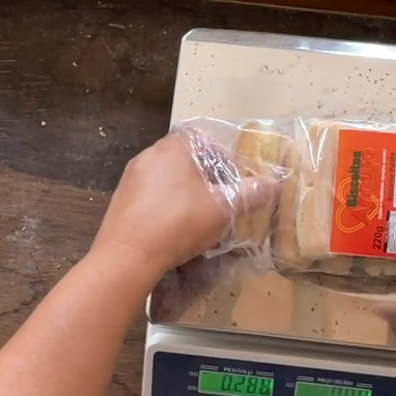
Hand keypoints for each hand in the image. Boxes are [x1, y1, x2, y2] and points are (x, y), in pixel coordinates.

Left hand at [92, 131, 272, 279]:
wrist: (128, 256)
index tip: (232, 179)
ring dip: (184, 193)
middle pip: (184, 158)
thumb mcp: (223, 209)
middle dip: (204, 177)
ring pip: (166, 178)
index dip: (221, 156)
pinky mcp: (121, 200)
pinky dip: (165, 206)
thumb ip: (250, 194)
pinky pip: (150, 196)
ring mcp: (131, 178)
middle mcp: (149, 155)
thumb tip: (274, 184)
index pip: (202, 139)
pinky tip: (173, 228)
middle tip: (220, 200)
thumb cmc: (179, 223)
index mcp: (173, 148)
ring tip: (199, 217)